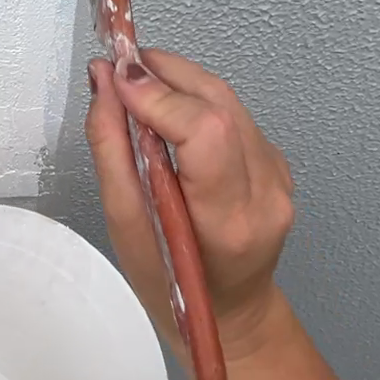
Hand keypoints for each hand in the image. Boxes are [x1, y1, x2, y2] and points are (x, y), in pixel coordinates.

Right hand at [85, 49, 296, 363]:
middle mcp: (265, 190)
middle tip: (118, 67)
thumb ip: (110, 147)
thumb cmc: (170, 279)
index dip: (158, 94)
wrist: (233, 312)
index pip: (205, 130)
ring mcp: (276, 173)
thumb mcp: (123, 222)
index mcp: (228, 219)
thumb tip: (103, 81)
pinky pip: (230, 109)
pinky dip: (192, 95)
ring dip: (175, 77)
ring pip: (224, 96)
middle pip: (217, 100)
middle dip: (162, 70)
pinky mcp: (275, 159)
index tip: (116, 74)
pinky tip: (165, 108)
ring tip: (135, 82)